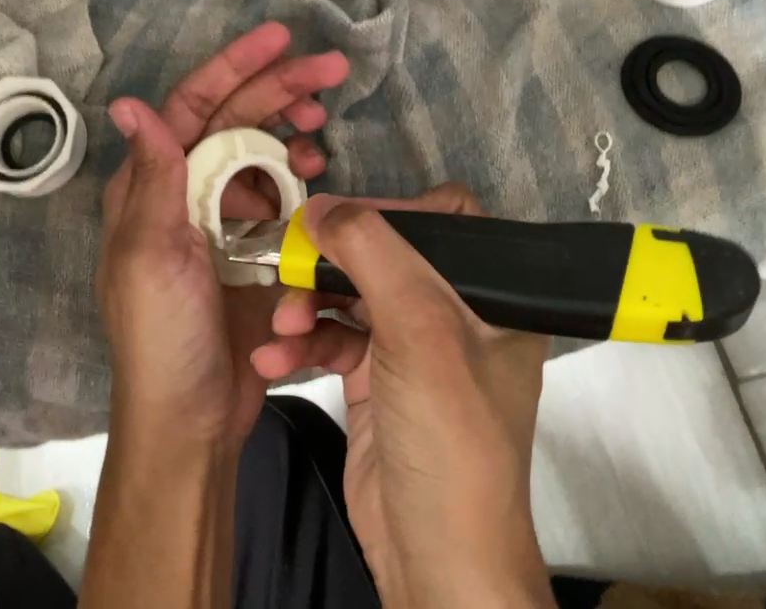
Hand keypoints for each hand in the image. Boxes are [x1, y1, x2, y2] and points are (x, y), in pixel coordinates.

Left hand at [97, 23, 348, 446]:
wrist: (193, 418)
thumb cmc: (161, 336)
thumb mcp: (149, 256)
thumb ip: (151, 180)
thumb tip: (129, 104)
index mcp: (153, 187)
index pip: (191, 107)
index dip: (234, 68)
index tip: (281, 39)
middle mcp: (187, 193)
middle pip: (234, 121)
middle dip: (280, 89)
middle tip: (332, 70)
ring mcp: (225, 220)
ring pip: (262, 152)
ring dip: (293, 128)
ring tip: (323, 121)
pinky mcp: (258, 248)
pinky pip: (284, 195)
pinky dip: (303, 174)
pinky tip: (322, 168)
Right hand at [252, 186, 553, 608]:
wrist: (433, 558)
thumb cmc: (448, 439)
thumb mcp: (420, 334)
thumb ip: (373, 256)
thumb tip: (321, 205)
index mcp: (492, 295)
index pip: (447, 221)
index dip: (396, 211)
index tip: (342, 223)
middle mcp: (455, 314)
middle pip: (387, 255)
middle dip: (336, 261)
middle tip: (291, 263)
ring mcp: (412, 348)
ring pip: (353, 295)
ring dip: (310, 302)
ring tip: (283, 323)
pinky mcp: (375, 379)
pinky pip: (333, 339)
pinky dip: (302, 342)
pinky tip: (274, 356)